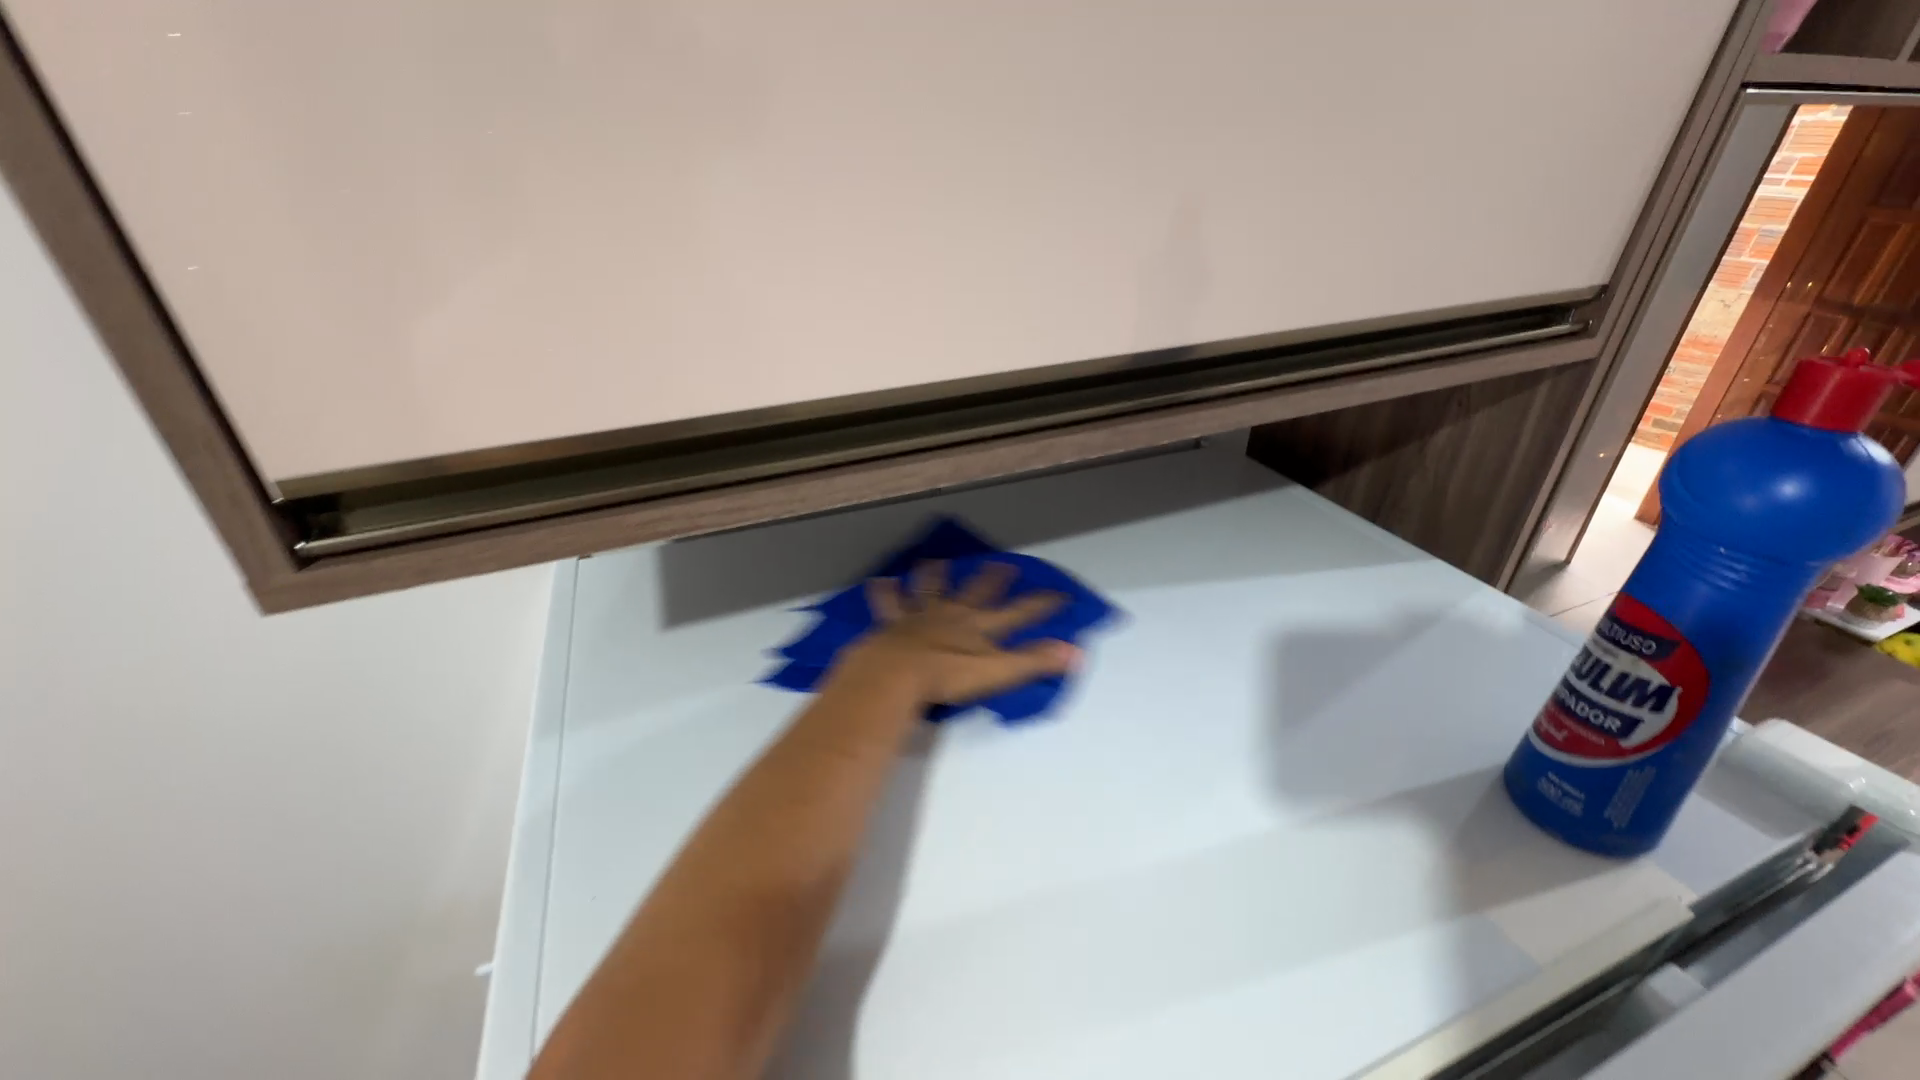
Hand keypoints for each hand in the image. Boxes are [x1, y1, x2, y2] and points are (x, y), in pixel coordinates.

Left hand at [828, 560, 1079, 707]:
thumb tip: (1076, 653)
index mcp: (980, 627)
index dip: (1040, 604)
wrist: (897, 673)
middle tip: (1003, 564)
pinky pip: (888, 604)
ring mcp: (921, 616)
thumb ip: (1035, 662)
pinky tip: (880, 582)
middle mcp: (953, 614)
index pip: (1018, 613)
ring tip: (937, 561)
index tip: (1061, 594)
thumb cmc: (949, 676)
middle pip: (976, 592)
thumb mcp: (999, 672)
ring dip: (935, 575)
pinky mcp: (892, 623)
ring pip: (930, 589)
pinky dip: (884, 593)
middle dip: (992, 579)